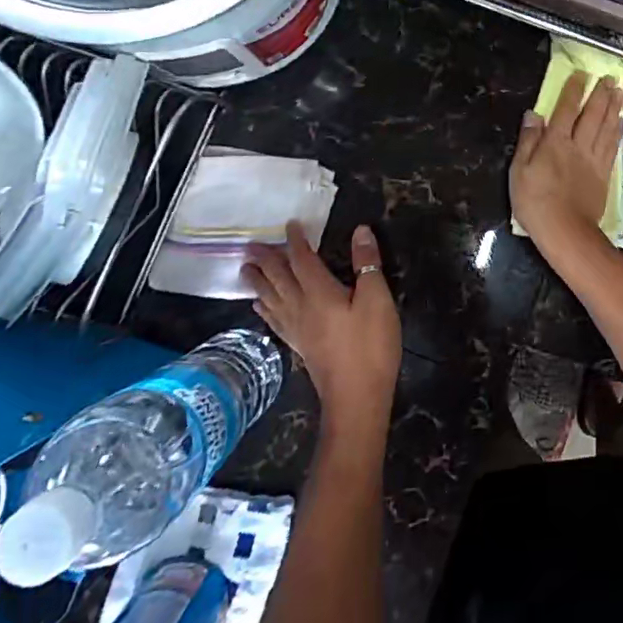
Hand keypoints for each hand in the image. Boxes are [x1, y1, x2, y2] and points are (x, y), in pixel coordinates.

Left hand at [244, 222, 401, 433]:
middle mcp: (300, 307)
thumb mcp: (378, 300)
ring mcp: (296, 329)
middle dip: (266, 260)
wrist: (356, 398)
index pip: (302, 260)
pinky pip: (274, 319)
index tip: (290, 224)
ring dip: (257, 281)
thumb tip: (360, 231)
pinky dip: (264, 306)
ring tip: (245, 269)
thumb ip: (367, 264)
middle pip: (278, 278)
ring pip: (270, 298)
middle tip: (251, 245)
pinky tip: (260, 306)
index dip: (296, 241)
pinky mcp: (299, 346)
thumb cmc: (370, 347)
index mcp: (319, 293)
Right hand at [510, 71, 622, 252]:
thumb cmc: (535, 202)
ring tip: (621, 92)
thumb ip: (528, 141)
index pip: (566, 110)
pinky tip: (621, 123)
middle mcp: (578, 146)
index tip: (582, 75)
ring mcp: (594, 160)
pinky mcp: (604, 175)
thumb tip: (534, 115)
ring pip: (607, 128)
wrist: (564, 230)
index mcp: (555, 143)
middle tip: (610, 78)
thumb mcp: (519, 171)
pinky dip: (618, 132)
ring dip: (614, 108)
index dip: (574, 90)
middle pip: (592, 115)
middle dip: (601, 94)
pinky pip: (613, 147)